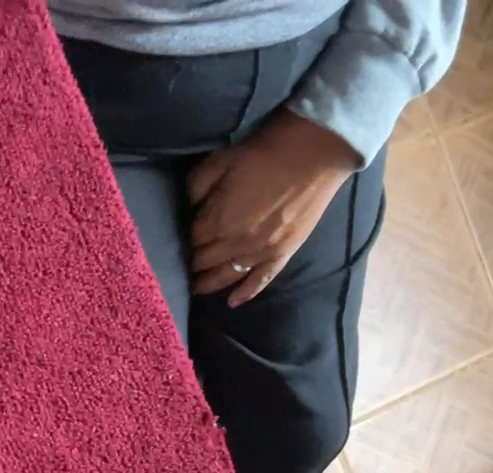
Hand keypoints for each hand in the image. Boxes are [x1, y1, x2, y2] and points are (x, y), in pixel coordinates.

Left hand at [187, 111, 361, 305]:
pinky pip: (261, 281)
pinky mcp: (282, 254)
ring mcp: (260, 252)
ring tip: (194, 289)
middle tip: (180, 266)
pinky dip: (245, 293)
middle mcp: (235, 242)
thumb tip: (186, 207)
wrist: (316, 150)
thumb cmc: (265, 152)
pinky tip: (232, 302)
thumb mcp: (221, 159)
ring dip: (207, 284)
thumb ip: (197, 186)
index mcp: (218, 219)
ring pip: (226, 276)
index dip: (182, 241)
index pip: (191, 240)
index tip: (176, 242)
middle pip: (204, 261)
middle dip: (190, 264)